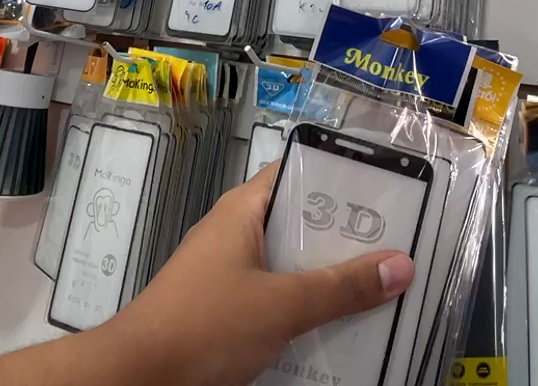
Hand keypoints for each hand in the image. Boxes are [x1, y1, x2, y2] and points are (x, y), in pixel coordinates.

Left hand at [100, 162, 415, 385]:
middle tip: (392, 243)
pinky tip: (333, 324)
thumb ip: (340, 288)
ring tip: (375, 284)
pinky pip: (273, 295)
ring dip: (325, 276)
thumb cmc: (205, 324)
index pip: (298, 172)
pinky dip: (301, 305)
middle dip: (342, 236)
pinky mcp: (223, 307)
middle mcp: (236, 230)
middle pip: (300, 222)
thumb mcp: (281, 305)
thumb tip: (402, 265)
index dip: (339, 176)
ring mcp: (228, 270)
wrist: (135, 379)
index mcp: (244, 209)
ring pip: (288, 263)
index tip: (382, 190)